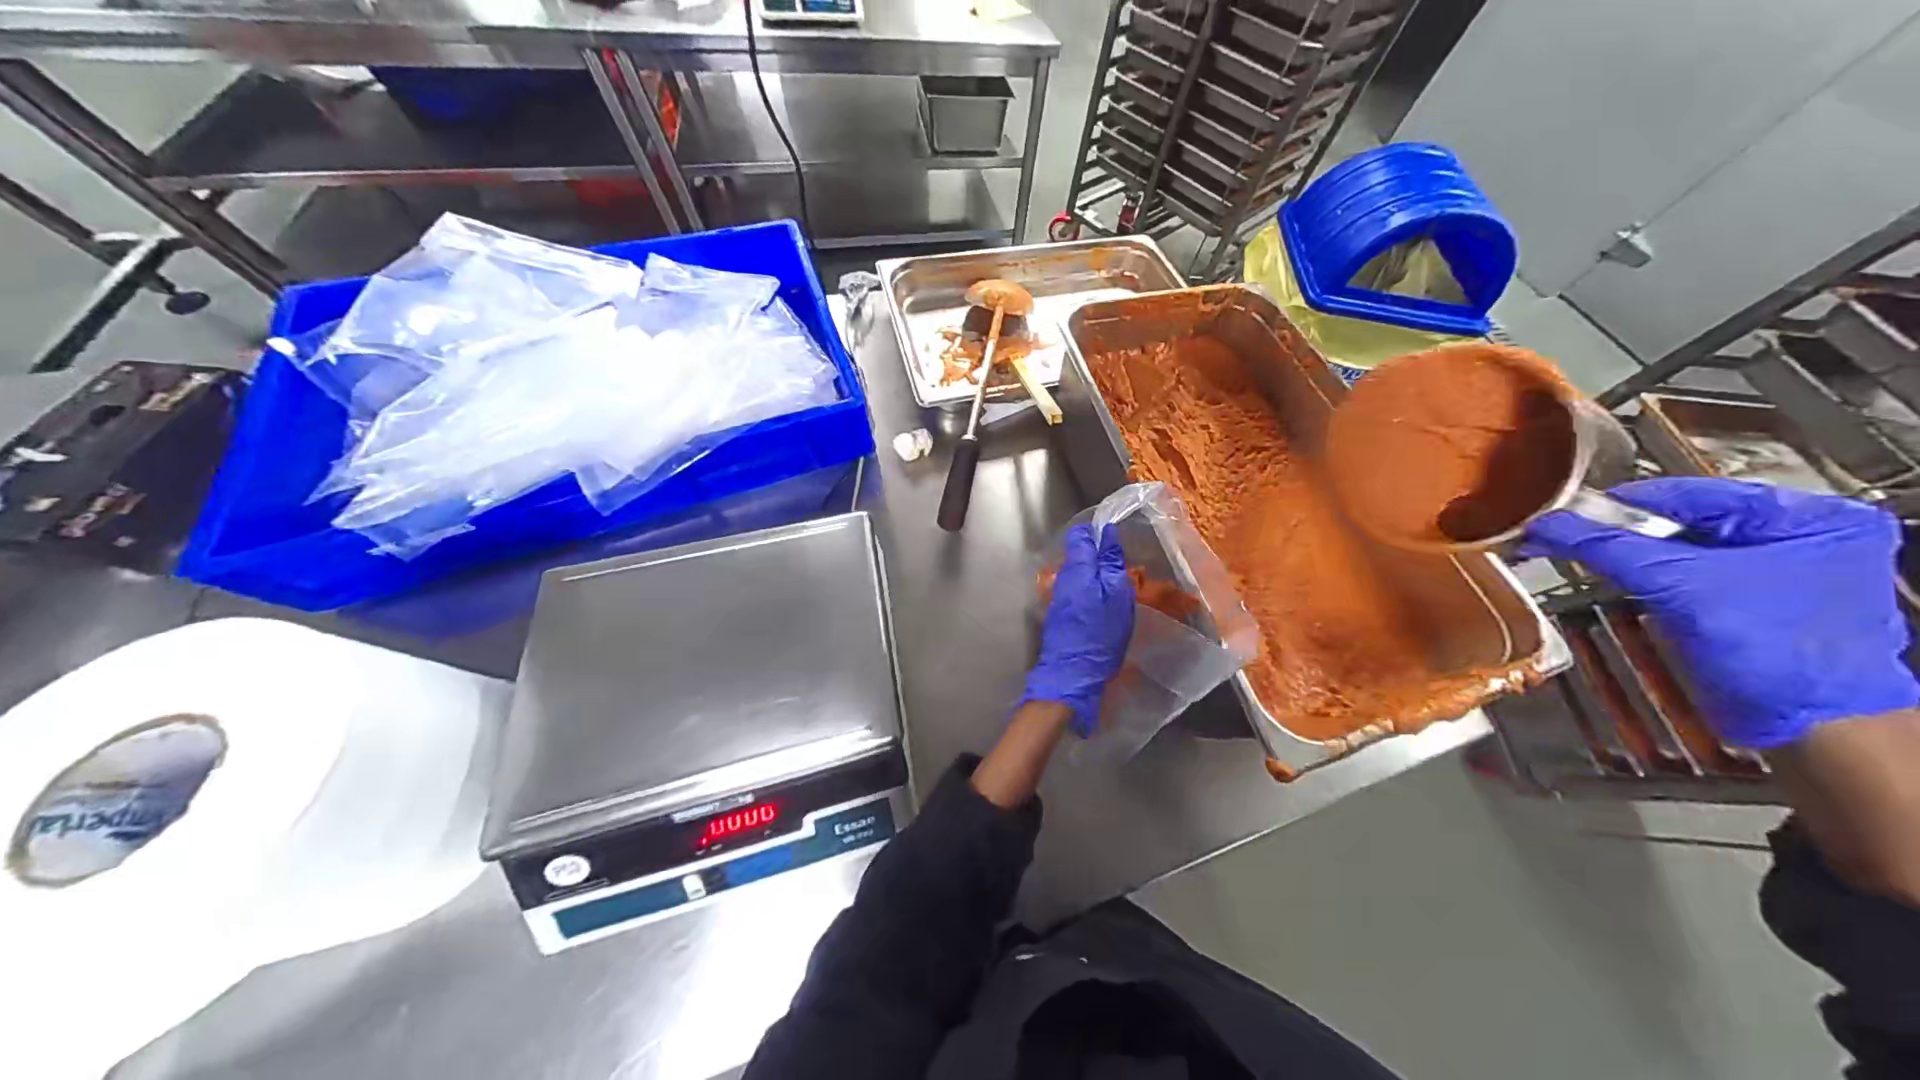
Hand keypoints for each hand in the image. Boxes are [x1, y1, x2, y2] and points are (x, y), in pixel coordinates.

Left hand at [1023, 524, 1134, 736]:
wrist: (1073, 672)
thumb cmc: (1100, 633)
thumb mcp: (1117, 594)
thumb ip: (1111, 562)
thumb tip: (1107, 533)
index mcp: (1077, 568)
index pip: (1080, 535)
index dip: (1098, 532)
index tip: (1117, 538)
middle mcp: (1063, 578)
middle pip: (1080, 555)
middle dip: (1100, 556)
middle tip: (1125, 567)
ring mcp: (1059, 597)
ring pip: (1079, 575)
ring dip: (1097, 577)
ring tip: (1119, 588)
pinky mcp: (1060, 614)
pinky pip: (1077, 593)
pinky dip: (1091, 593)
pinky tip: (1105, 606)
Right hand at [1524, 477, 1918, 748]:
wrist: (1811, 728)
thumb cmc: (1774, 654)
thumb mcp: (1678, 586)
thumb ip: (1608, 548)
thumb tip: (1547, 524)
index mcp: (1812, 517)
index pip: (1692, 492)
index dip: (1623, 504)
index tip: (1566, 512)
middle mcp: (1804, 537)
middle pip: (1687, 520)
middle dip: (1625, 532)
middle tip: (1568, 535)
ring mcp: (1784, 572)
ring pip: (1685, 548)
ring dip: (1633, 555)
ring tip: (1584, 555)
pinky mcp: (1758, 603)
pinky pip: (1690, 575)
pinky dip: (1650, 576)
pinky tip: (1619, 579)